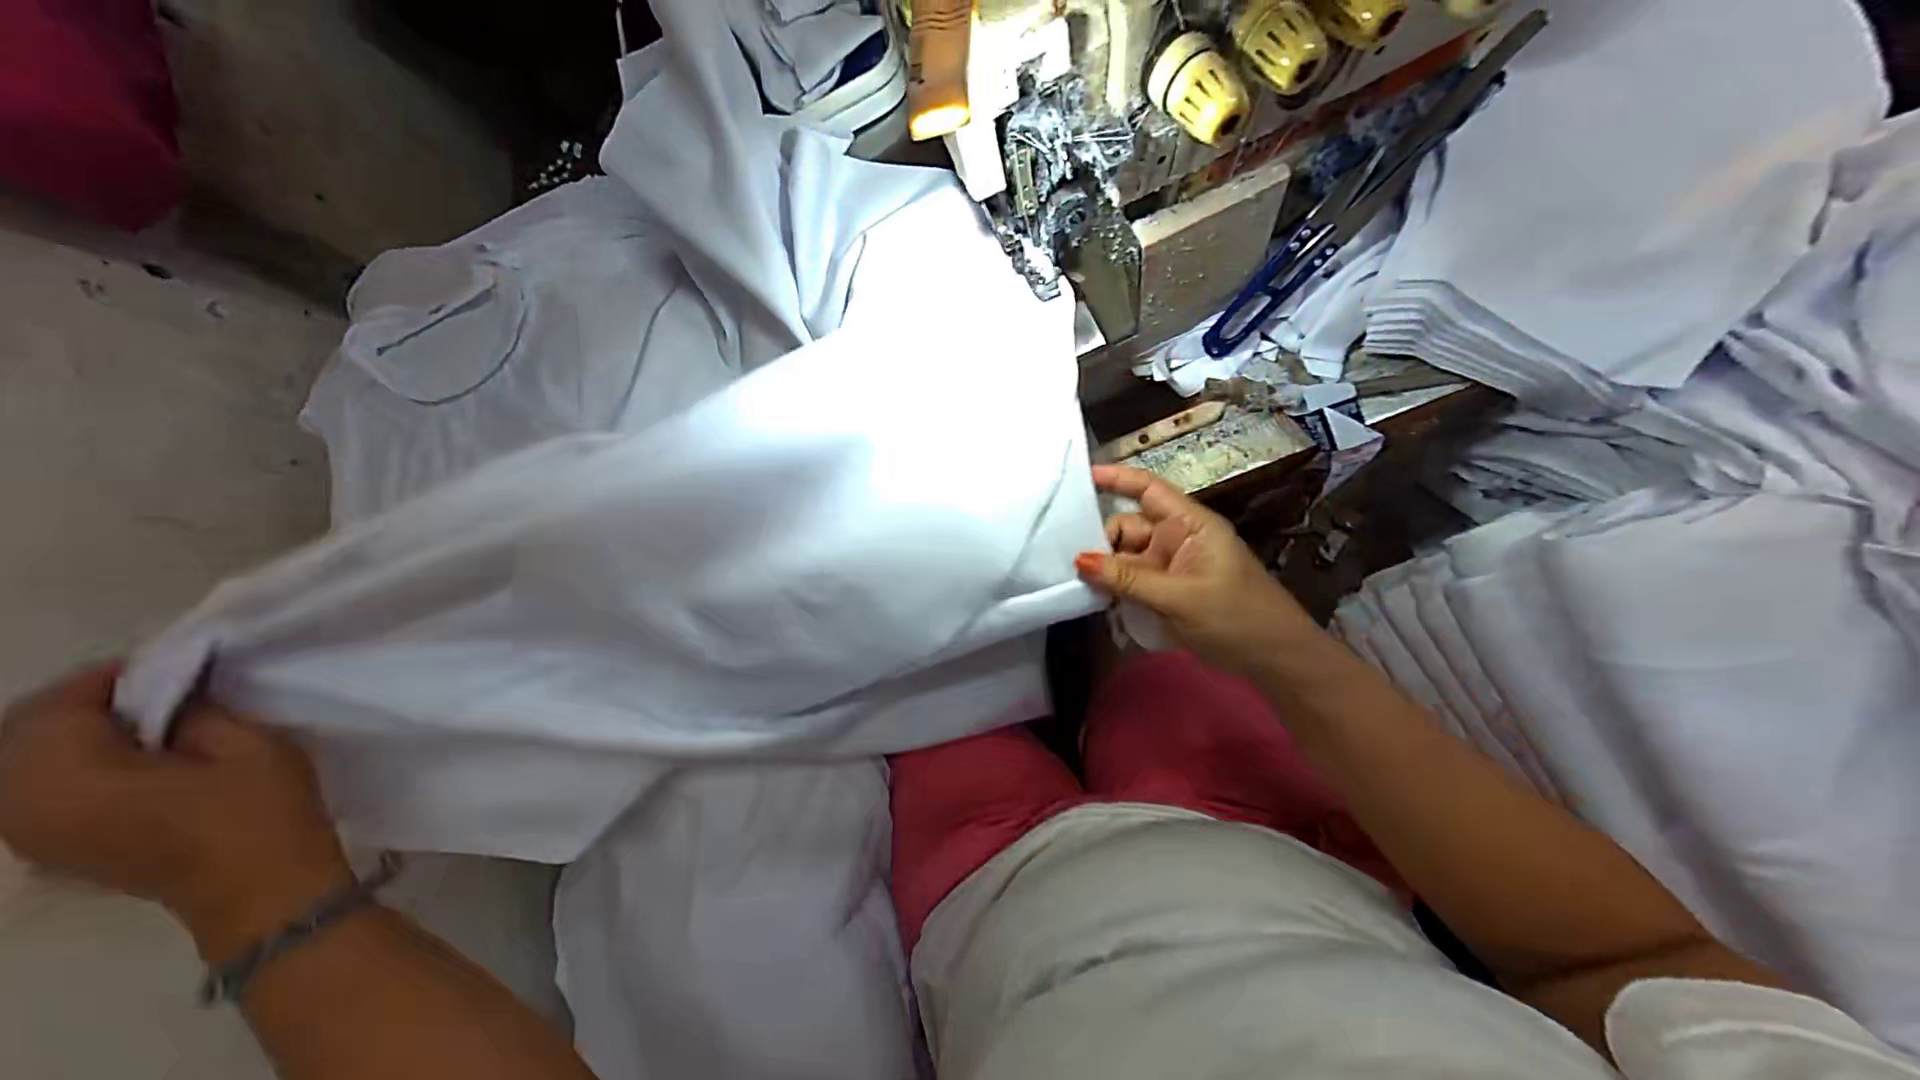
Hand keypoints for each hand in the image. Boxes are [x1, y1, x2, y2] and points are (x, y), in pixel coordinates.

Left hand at [0, 665, 353, 961]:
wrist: (261, 887)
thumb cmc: (259, 811)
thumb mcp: (247, 744)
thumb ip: (198, 709)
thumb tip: (175, 691)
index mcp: (68, 780)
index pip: (56, 709)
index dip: (109, 678)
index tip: (169, 665)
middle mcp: (25, 809)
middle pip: (23, 736)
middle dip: (85, 705)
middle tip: (159, 689)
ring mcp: (33, 836)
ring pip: (23, 765)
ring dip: (74, 736)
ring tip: (144, 723)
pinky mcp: (53, 850)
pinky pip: (35, 792)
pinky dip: (71, 766)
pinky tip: (127, 761)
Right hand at [1075, 465, 1326, 677]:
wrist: (1274, 660)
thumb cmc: (1237, 618)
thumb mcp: (1180, 598)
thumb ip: (1128, 580)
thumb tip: (1079, 560)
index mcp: (1190, 525)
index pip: (1149, 489)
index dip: (1117, 478)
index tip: (1082, 477)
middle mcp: (1176, 539)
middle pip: (1127, 527)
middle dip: (1100, 541)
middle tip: (1070, 564)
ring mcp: (1169, 567)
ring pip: (1124, 558)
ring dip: (1104, 570)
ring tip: (1075, 584)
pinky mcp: (1165, 593)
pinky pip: (1130, 583)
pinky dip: (1114, 589)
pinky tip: (1094, 601)